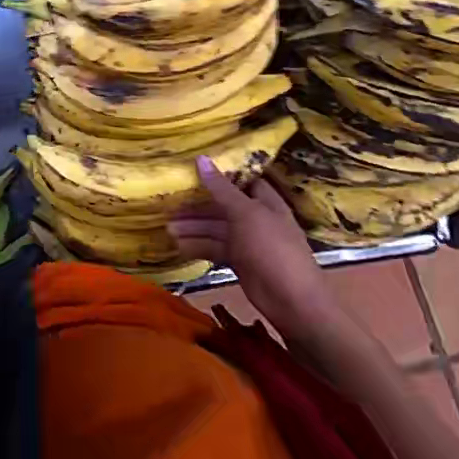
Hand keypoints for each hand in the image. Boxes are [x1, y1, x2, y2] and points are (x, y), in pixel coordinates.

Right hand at [169, 159, 334, 334]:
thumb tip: (201, 159)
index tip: (192, 169)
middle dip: (198, 206)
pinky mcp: (240, 262)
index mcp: (266, 203)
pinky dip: (199, 246)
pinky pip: (216, 248)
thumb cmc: (271, 248)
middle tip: (170, 204)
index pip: (242, 181)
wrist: (290, 300)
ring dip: (194, 227)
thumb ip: (221, 188)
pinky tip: (179, 246)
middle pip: (223, 206)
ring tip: (168, 228)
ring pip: (216, 228)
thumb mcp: (245, 213)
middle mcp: (257, 219)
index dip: (221, 174)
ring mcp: (248, 242)